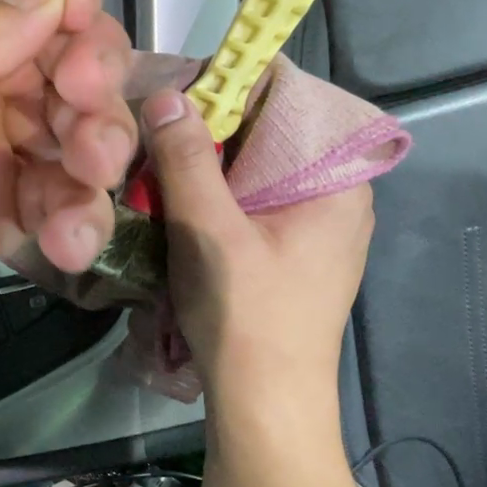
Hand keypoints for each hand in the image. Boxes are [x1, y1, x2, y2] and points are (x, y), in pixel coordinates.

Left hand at [0, 0, 135, 397]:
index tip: (85, 19)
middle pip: (53, 53)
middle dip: (89, 72)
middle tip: (86, 109)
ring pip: (72, 124)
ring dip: (98, 145)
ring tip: (88, 178)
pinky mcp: (2, 220)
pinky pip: (65, 197)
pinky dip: (81, 214)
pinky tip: (65, 244)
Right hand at [140, 88, 373, 401]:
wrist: (264, 399)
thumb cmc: (246, 312)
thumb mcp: (209, 230)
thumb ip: (188, 161)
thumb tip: (165, 94)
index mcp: (337, 177)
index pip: (290, 99)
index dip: (231, 87)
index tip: (172, 94)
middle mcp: (334, 192)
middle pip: (267, 134)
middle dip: (207, 130)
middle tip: (149, 136)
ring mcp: (312, 224)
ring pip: (251, 169)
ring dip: (202, 166)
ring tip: (151, 170)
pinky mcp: (287, 250)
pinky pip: (247, 200)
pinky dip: (210, 196)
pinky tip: (171, 209)